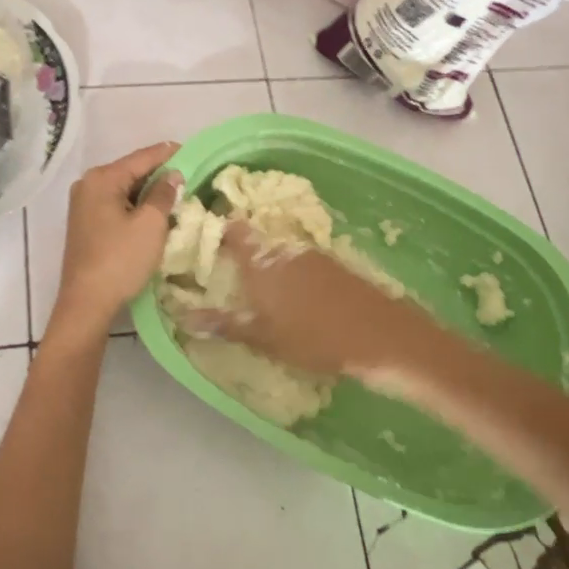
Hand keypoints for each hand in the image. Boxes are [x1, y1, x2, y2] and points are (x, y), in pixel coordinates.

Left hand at [53, 142, 183, 326]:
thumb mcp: (150, 225)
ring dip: (148, 192)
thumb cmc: (121, 260)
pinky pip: (116, 205)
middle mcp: (88, 185)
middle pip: (130, 172)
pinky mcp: (86, 224)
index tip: (191, 151)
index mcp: (102, 179)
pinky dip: (135, 206)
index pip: (141, 158)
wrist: (87, 302)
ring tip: (176, 193)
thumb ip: (163, 194)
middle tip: (188, 175)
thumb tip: (173, 175)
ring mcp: (83, 205)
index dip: (168, 154)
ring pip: (124, 190)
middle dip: (158, 174)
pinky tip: (154, 212)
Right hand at [199, 224, 452, 380]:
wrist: (381, 338)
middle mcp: (287, 252)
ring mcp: (315, 258)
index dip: (220, 229)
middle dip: (243, 251)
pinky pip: (304, 265)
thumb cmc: (314, 339)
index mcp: (263, 263)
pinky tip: (293, 296)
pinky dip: (293, 275)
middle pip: (258, 242)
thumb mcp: (264, 338)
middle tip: (227, 268)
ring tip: (256, 286)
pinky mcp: (336, 269)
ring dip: (269, 264)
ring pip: (282, 254)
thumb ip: (227, 324)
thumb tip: (186, 316)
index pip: (235, 232)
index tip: (206, 236)